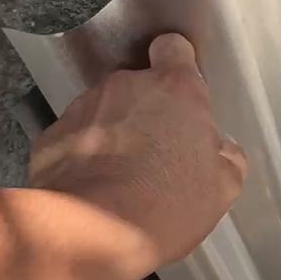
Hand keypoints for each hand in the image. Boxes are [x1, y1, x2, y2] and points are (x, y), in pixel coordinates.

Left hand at [28, 33, 247, 266]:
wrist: (91, 231)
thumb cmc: (164, 205)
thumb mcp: (220, 190)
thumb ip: (227, 159)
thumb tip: (224, 150)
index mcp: (176, 90)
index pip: (175, 49)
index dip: (178, 65)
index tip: (181, 91)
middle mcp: (127, 86)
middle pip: (141, 87)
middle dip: (149, 112)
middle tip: (160, 153)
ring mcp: (85, 106)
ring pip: (107, 111)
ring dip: (116, 133)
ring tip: (125, 177)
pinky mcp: (53, 133)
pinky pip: (77, 136)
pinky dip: (86, 153)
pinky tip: (97, 187)